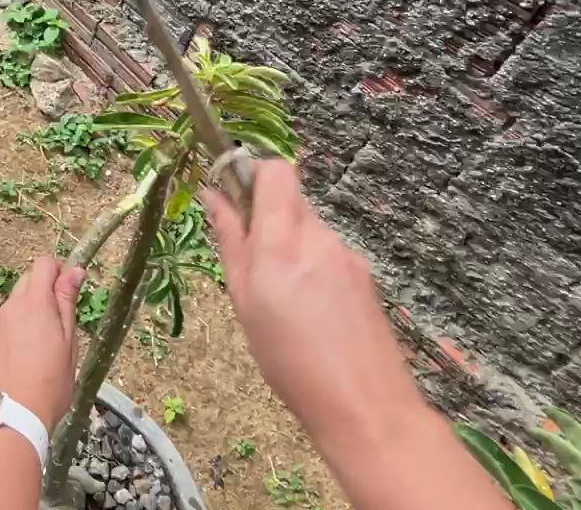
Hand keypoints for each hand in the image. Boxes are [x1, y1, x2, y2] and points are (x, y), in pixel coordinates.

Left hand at [0, 255, 85, 429]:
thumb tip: (74, 270)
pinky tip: (33, 348)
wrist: (13, 413)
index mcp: (34, 301)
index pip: (43, 263)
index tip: (72, 291)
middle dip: (48, 288)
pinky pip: (11, 316)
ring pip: (20, 297)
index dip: (60, 270)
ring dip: (35, 305)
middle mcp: (13, 304)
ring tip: (49, 339)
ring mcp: (1, 319)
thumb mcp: (68, 340)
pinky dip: (23, 321)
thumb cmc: (51, 380)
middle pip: (30, 278)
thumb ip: (67, 301)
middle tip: (64, 319)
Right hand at [203, 160, 425, 453]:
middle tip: (251, 261)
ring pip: (307, 228)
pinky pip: (326, 252)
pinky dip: (310, 266)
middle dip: (266, 217)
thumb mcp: (243, 297)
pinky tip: (309, 309)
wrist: (367, 409)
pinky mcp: (365, 277)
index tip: (234, 198)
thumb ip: (230, 238)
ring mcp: (347, 256)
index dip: (252, 174)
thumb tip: (212, 194)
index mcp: (283, 239)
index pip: (276, 171)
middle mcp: (320, 237)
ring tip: (280, 296)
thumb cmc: (288, 357)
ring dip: (288, 244)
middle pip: (289, 200)